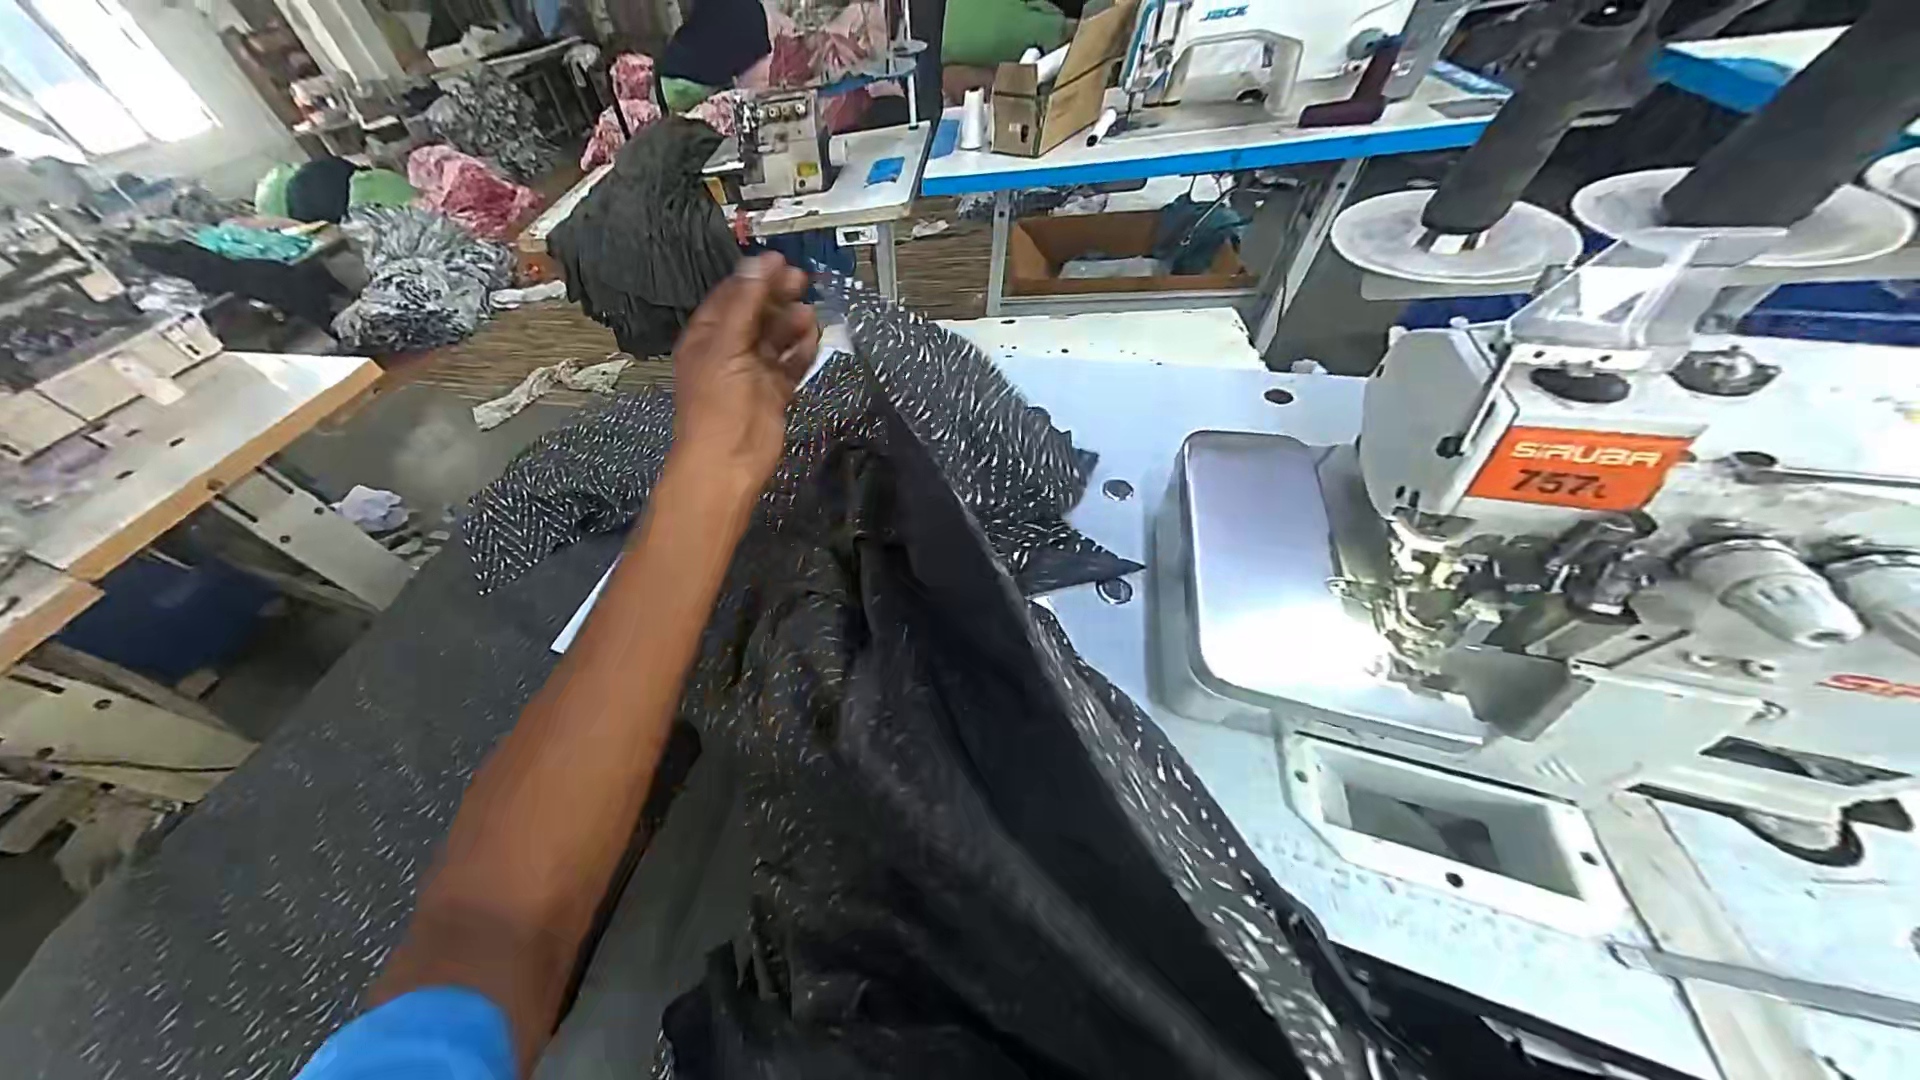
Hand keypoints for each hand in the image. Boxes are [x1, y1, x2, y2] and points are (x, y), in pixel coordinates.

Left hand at [670, 253, 817, 495]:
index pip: (732, 296)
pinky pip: (791, 365)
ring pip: (777, 340)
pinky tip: (813, 340)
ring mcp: (754, 372)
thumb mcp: (726, 346)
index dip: (755, 277)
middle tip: (802, 281)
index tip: (780, 261)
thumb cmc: (718, 405)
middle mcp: (730, 350)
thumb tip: (759, 265)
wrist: (729, 460)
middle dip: (778, 297)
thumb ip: (744, 304)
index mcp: (708, 336)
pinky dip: (802, 352)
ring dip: (793, 324)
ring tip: (810, 313)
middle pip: (757, 314)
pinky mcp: (774, 392)